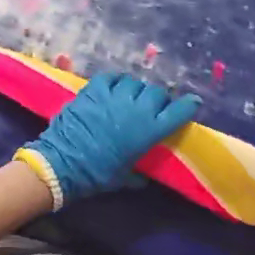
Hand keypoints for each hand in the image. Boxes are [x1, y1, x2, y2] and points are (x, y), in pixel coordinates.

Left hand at [17, 72, 200, 205]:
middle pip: (157, 92)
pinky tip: (112, 86)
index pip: (180, 110)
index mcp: (150, 130)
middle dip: (157, 98)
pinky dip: (114, 80)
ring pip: (134, 82)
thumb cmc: (96, 174)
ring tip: (129, 96)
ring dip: (135, 88)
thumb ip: (138, 173)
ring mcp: (115, 96)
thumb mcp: (124, 177)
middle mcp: (137, 109)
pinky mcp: (93, 90)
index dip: (188, 105)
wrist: (63, 162)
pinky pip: (110, 77)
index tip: (191, 103)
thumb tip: (143, 177)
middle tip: (150, 105)